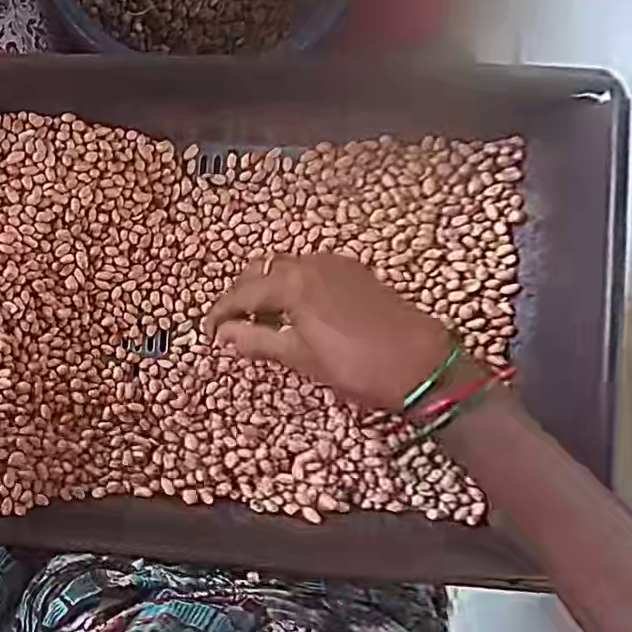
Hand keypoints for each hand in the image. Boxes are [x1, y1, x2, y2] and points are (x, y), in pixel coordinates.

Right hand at [202, 253, 452, 410]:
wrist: (423, 365)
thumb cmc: (356, 366)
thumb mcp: (299, 358)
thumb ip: (255, 341)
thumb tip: (222, 334)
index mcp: (293, 284)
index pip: (241, 293)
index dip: (220, 313)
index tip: (208, 332)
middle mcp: (313, 265)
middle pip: (261, 271)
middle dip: (240, 296)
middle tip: (231, 325)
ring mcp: (338, 266)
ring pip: (286, 268)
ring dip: (267, 288)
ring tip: (261, 319)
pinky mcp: (356, 274)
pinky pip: (311, 270)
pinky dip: (293, 285)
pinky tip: (295, 311)